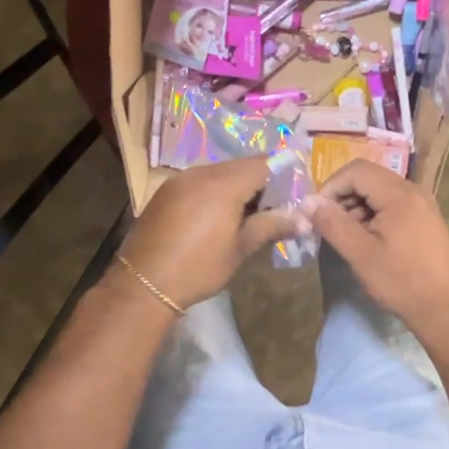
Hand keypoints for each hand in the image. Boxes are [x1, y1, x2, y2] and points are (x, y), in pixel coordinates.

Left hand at [117, 156, 306, 309]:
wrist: (143, 284)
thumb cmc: (198, 268)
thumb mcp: (240, 249)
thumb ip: (271, 226)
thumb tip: (304, 220)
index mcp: (223, 183)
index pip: (264, 164)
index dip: (283, 176)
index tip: (292, 198)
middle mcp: (201, 172)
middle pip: (241, 166)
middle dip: (261, 183)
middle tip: (273, 210)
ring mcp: (179, 180)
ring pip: (219, 172)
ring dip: (237, 187)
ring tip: (245, 216)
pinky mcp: (166, 191)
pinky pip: (199, 181)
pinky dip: (214, 191)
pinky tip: (216, 217)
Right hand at [306, 160, 448, 331]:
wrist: (443, 309)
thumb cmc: (400, 281)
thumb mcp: (360, 253)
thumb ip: (332, 223)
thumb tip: (307, 202)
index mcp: (400, 194)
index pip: (356, 170)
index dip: (331, 186)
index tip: (318, 213)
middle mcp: (414, 190)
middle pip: (369, 177)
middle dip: (343, 197)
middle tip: (330, 226)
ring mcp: (422, 203)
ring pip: (379, 190)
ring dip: (357, 206)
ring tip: (347, 236)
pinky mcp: (425, 218)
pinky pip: (393, 203)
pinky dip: (374, 214)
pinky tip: (367, 239)